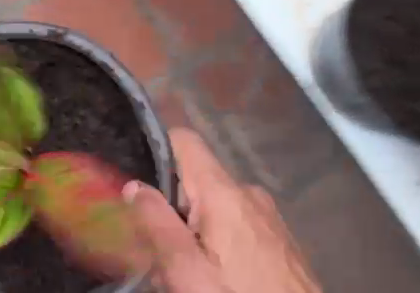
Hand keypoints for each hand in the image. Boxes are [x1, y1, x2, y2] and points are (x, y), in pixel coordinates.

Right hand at [124, 128, 320, 292]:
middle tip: (161, 255)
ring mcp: (272, 221)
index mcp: (224, 192)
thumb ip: (156, 224)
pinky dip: (224, 248)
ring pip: (219, 210)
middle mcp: (250, 195)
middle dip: (174, 211)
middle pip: (197, 183)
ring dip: (198, 234)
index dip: (156, 151)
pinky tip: (223, 283)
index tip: (139, 184)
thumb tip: (134, 184)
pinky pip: (242, 230)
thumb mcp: (187, 272)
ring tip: (192, 277)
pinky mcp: (285, 247)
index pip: (184, 140)